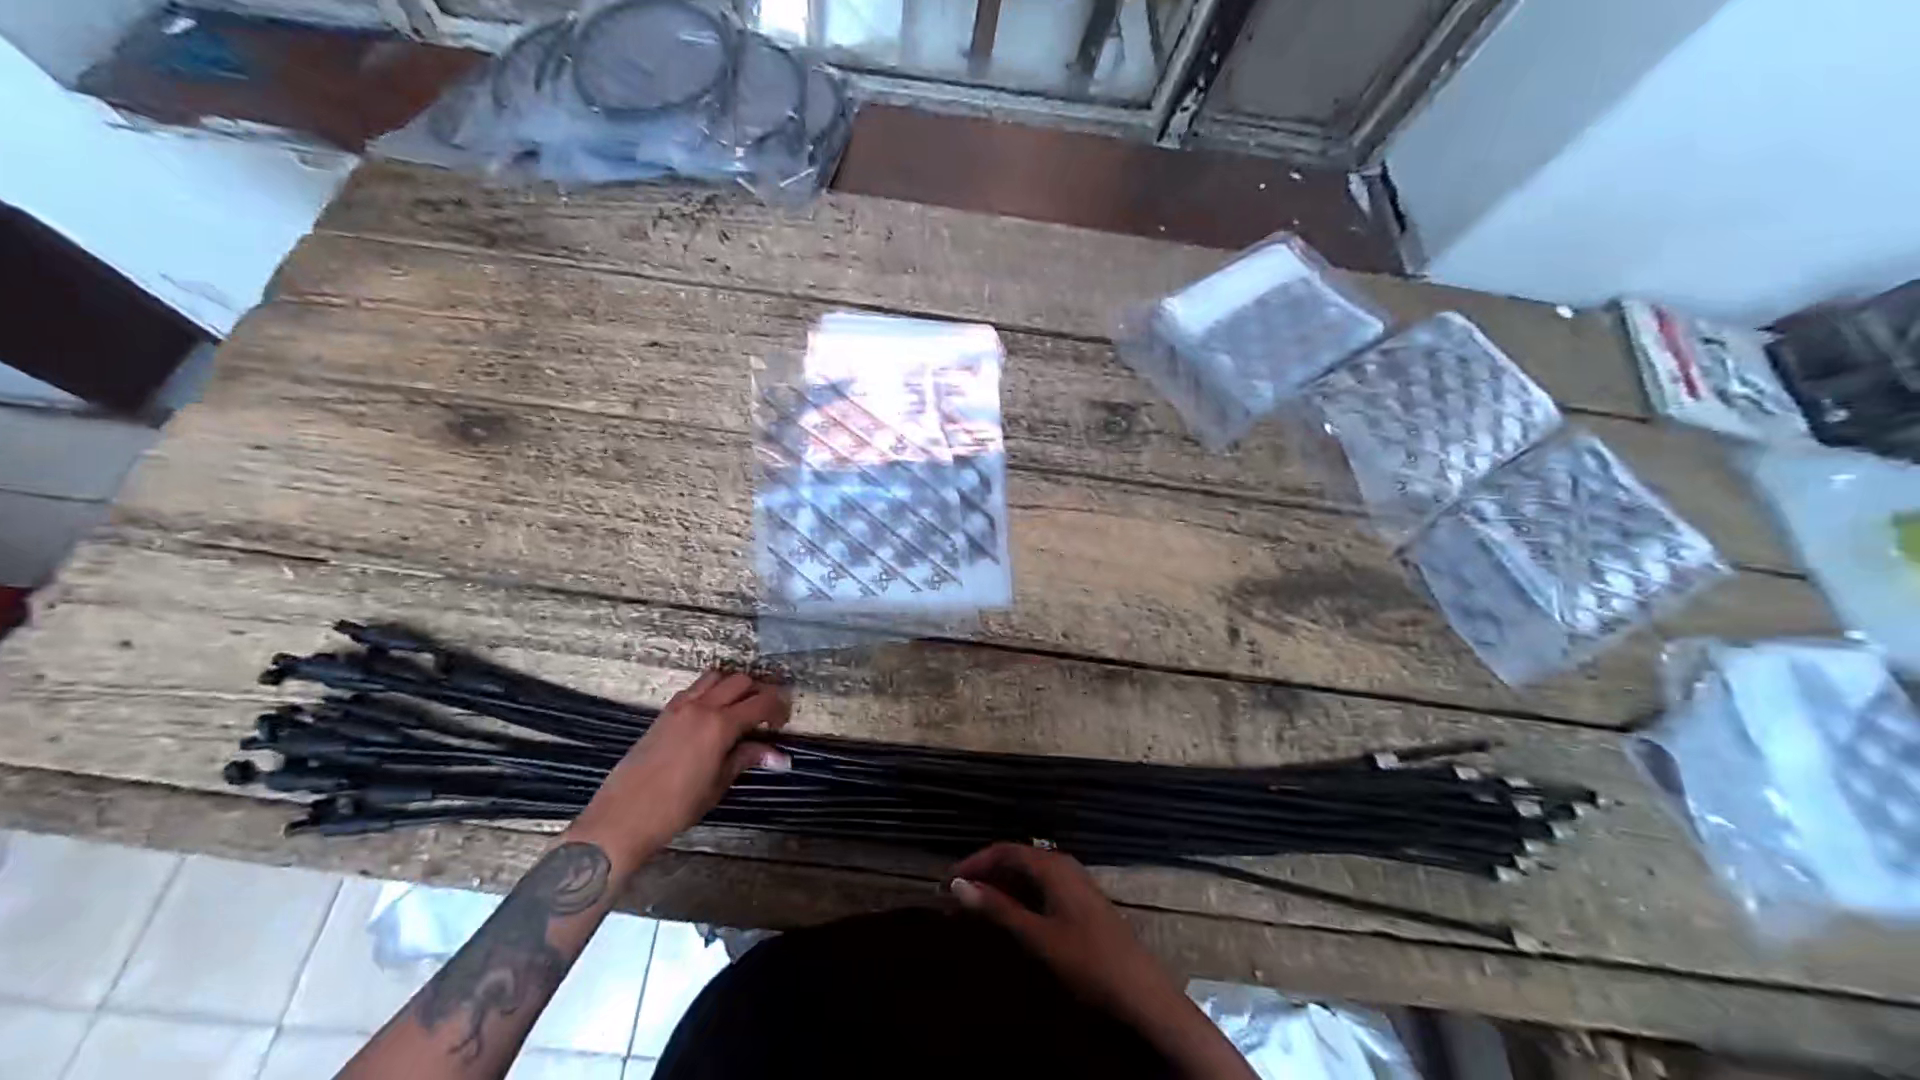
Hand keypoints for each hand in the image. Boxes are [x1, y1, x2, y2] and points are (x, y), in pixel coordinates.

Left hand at [567, 670, 791, 866]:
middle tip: (766, 715)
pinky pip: (695, 687)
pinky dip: (711, 690)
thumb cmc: (676, 806)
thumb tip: (780, 756)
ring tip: (740, 708)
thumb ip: (747, 758)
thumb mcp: (718, 784)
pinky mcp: (665, 712)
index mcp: (720, 725)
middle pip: (741, 680)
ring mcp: (681, 706)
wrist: (623, 816)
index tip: (783, 723)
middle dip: (760, 692)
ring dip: (734, 686)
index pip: (761, 701)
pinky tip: (713, 713)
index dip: (778, 707)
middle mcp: (702, 706)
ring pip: (717, 677)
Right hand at [949, 844, 1183, 1023]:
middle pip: (1016, 859)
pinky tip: (1008, 916)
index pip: (1004, 850)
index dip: (974, 862)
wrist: (1141, 991)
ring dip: (1001, 887)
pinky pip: (1041, 888)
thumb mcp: (1036, 936)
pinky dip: (1019, 897)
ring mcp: (1074, 883)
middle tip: (957, 897)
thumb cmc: (1086, 961)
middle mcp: (1063, 865)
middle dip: (985, 875)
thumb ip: (998, 908)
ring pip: (1028, 875)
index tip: (948, 881)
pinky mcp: (1080, 902)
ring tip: (975, 908)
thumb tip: (958, 885)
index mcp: (1052, 866)